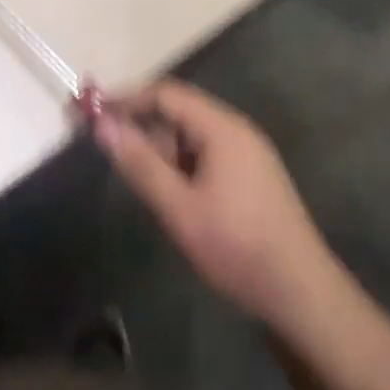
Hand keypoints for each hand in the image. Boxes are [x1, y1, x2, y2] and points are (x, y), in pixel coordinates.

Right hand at [93, 81, 343, 329]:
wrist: (301, 295)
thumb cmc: (237, 247)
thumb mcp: (178, 207)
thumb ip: (138, 163)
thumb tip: (101, 124)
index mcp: (222, 130)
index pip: (165, 94)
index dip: (124, 98)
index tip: (88, 111)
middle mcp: (236, 133)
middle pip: (177, 111)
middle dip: (137, 123)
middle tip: (101, 143)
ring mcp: (246, 156)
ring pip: (187, 136)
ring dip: (155, 146)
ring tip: (129, 173)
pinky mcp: (248, 179)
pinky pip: (201, 155)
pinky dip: (174, 163)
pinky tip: (162, 189)